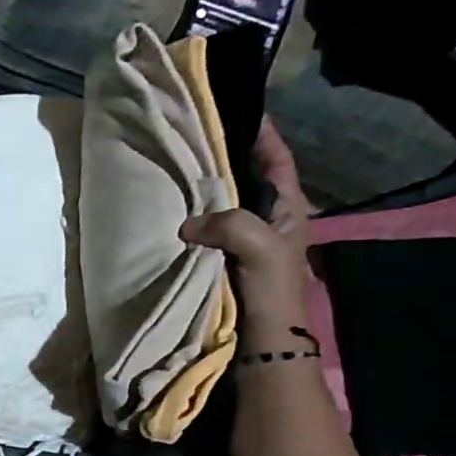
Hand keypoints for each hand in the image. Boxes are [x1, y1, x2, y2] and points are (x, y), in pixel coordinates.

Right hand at [181, 118, 313, 339]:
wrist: (262, 344)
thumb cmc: (273, 294)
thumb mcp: (261, 249)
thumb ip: (231, 224)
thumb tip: (187, 223)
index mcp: (289, 211)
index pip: (278, 162)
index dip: (264, 136)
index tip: (241, 111)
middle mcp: (266, 220)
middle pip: (245, 179)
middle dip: (223, 157)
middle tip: (191, 138)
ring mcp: (242, 242)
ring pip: (221, 204)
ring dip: (201, 189)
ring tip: (173, 168)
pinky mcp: (220, 260)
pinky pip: (203, 230)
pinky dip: (187, 218)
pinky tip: (167, 211)